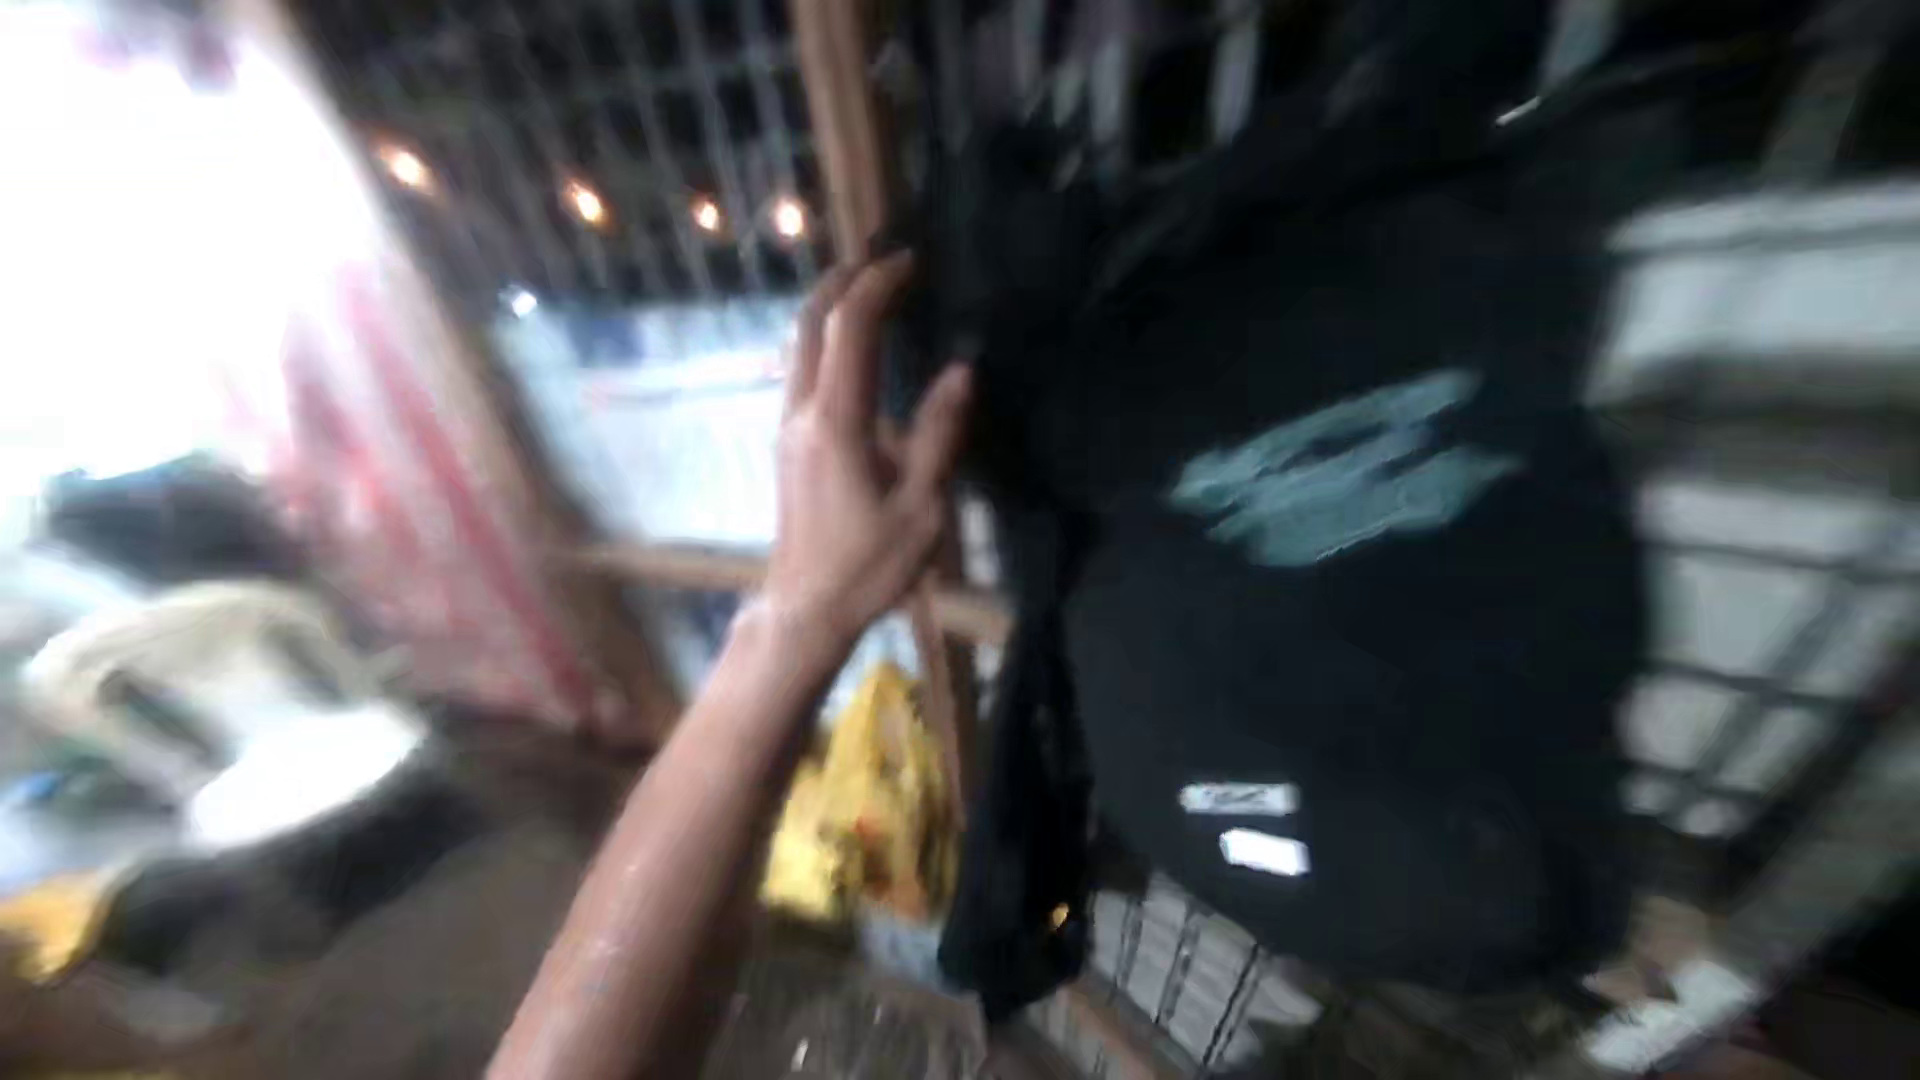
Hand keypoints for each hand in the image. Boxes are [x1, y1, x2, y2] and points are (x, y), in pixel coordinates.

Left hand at [762, 252, 972, 648]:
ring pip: (798, 348)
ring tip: (872, 296)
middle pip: (808, 324)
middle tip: (882, 260)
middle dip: (842, 280)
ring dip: (830, 312)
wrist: (806, 608)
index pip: (850, 327)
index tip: (910, 260)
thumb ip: (938, 435)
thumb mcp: (920, 507)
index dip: (877, 284)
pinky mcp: (786, 446)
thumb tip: (961, 372)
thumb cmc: (867, 565)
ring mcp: (786, 428)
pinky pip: (801, 375)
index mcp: (836, 422)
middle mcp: (801, 413)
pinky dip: (825, 346)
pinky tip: (855, 356)